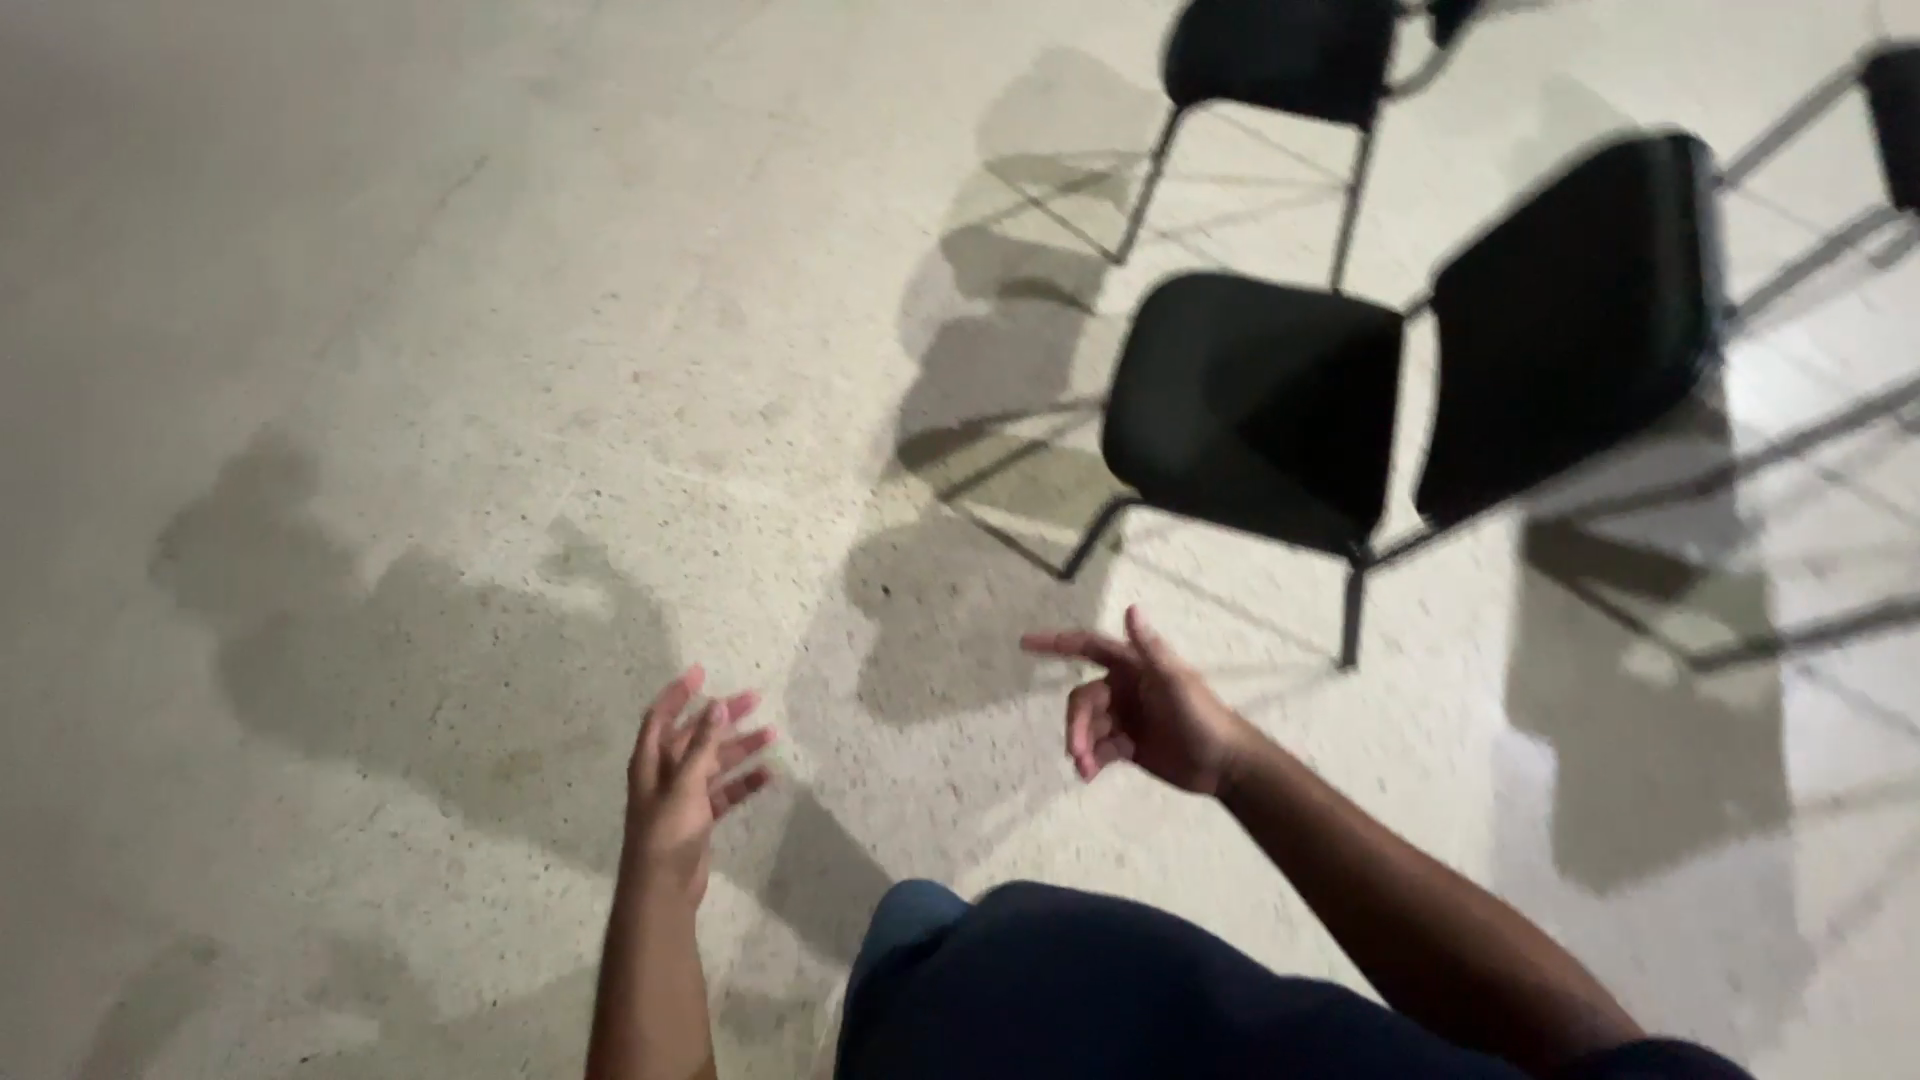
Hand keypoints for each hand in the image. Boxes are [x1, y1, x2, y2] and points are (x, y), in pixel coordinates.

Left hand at [625, 665, 776, 904]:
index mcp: (650, 762)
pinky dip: (744, 783)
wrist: (661, 891)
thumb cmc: (666, 833)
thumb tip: (716, 706)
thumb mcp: (685, 784)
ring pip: (715, 762)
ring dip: (740, 748)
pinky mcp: (700, 817)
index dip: (678, 693)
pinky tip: (768, 776)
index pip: (660, 717)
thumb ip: (702, 745)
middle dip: (722, 717)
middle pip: (695, 736)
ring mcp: (683, 796)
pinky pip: (725, 791)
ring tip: (771, 735)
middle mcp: (665, 774)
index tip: (701, 671)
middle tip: (754, 698)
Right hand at [1022, 605, 1258, 796]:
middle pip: (1082, 700)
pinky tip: (1090, 775)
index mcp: (1132, 666)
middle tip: (1076, 750)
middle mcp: (1123, 689)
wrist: (1224, 766)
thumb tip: (1131, 608)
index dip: (1056, 643)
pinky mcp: (1126, 745)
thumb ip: (1150, 648)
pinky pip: (1097, 749)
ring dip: (1082, 745)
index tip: (1025, 644)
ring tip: (1086, 767)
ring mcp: (1123, 718)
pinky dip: (1091, 760)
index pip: (1087, 647)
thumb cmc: (1203, 716)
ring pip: (1086, 727)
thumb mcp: (1177, 681)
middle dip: (1076, 724)